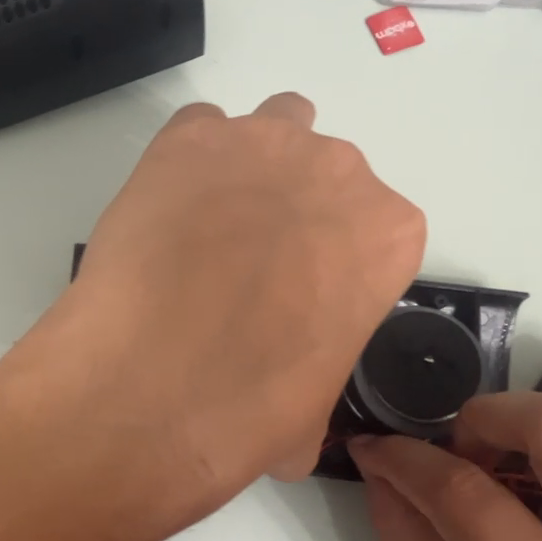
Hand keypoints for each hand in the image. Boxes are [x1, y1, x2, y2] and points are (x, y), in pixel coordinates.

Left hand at [0, 93, 424, 512]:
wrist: (154, 380)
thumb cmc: (250, 406)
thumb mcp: (314, 407)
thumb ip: (318, 369)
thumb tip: (292, 412)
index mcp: (387, 235)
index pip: (370, 230)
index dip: (327, 259)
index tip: (293, 288)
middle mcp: (337, 171)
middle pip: (320, 173)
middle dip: (287, 209)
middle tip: (237, 262)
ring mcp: (261, 143)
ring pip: (270, 128)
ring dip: (248, 164)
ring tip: (203, 220)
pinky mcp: (186, 139)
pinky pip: (197, 129)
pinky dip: (185, 158)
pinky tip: (162, 206)